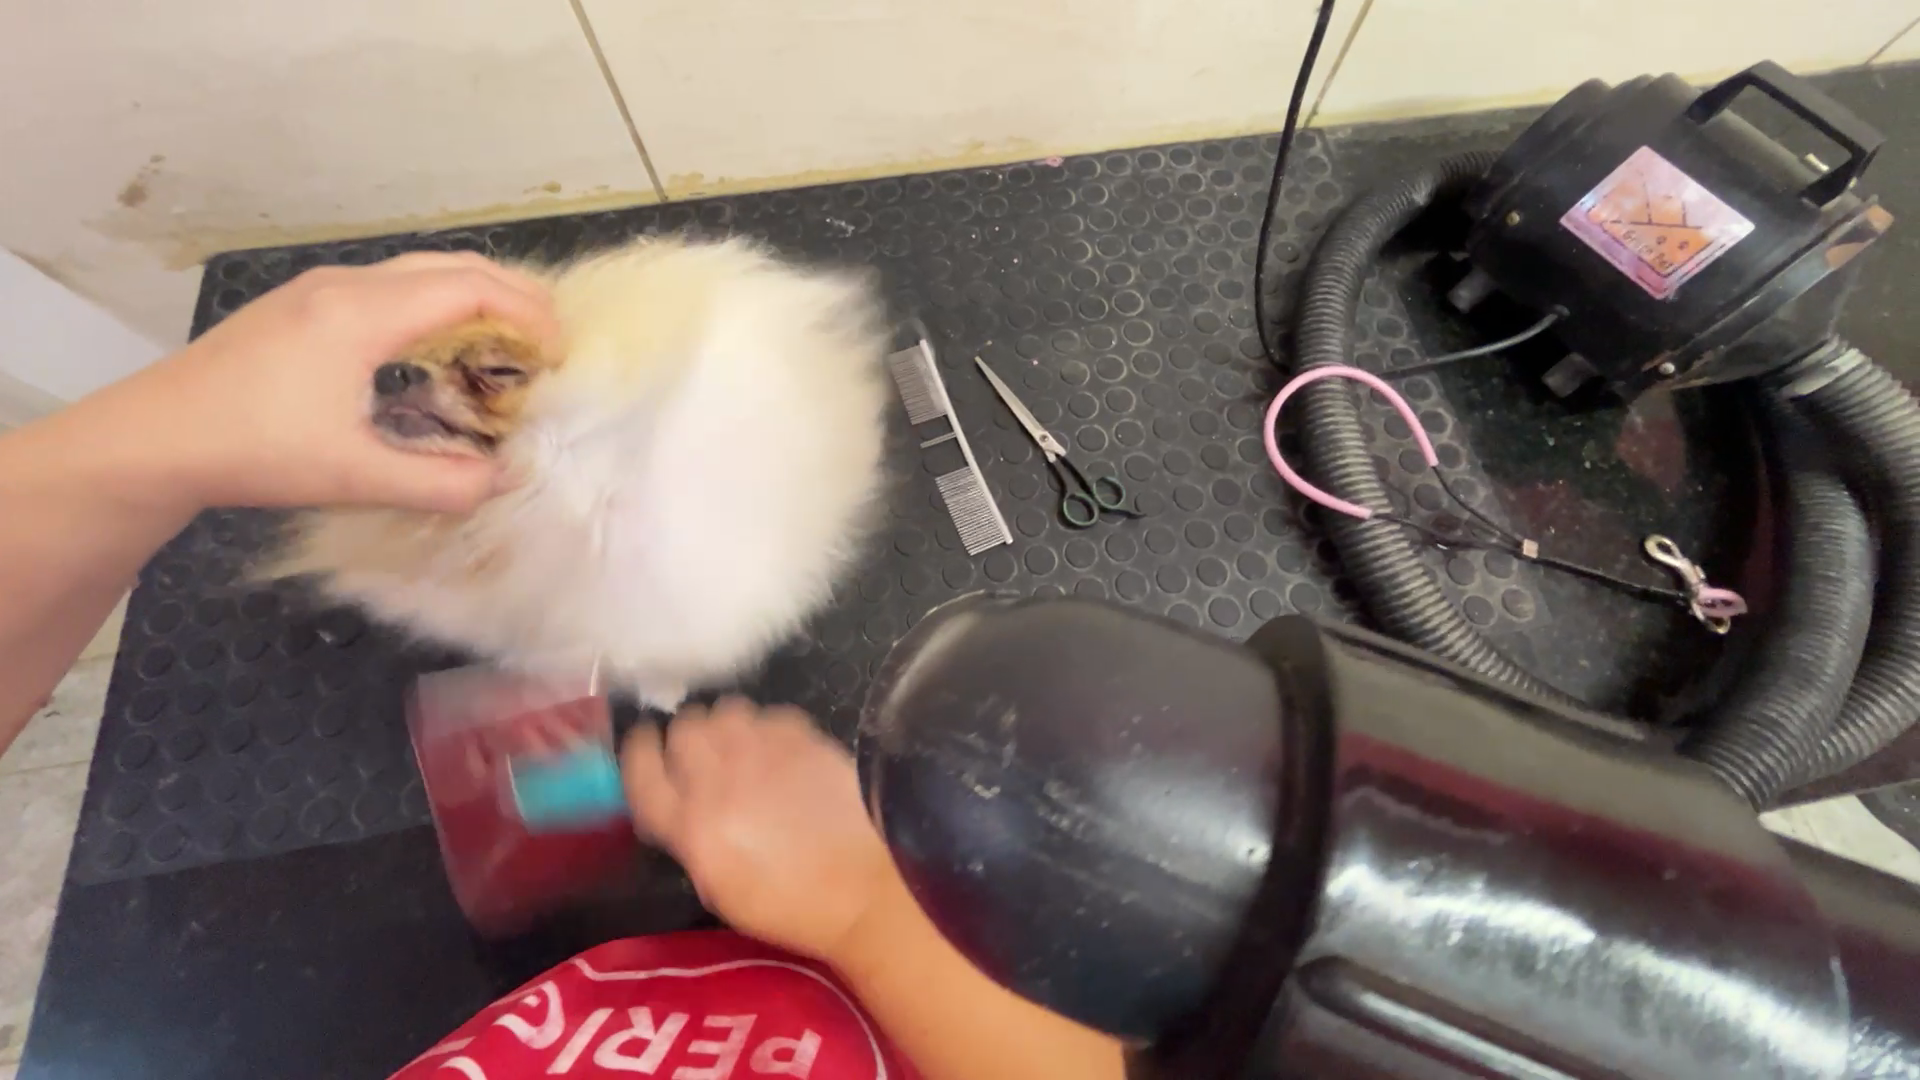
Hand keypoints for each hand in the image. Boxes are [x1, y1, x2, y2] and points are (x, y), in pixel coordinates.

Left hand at [94, 252, 559, 514]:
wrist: (148, 440)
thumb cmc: (253, 451)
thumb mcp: (358, 478)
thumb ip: (445, 483)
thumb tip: (508, 478)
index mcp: (362, 315)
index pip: (471, 288)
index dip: (529, 315)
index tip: (560, 355)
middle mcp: (346, 286)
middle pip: (455, 264)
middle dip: (517, 294)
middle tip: (554, 340)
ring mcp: (324, 290)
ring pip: (426, 270)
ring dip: (482, 297)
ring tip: (516, 342)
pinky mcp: (311, 305)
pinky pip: (400, 286)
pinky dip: (447, 305)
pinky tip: (452, 347)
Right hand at [621, 698, 893, 963]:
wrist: (860, 886)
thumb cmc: (787, 904)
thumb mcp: (718, 886)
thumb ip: (691, 836)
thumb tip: (683, 801)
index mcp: (692, 828)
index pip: (643, 772)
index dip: (638, 751)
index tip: (644, 741)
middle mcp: (722, 782)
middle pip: (684, 729)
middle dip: (688, 736)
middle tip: (704, 751)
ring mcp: (766, 754)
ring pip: (726, 710)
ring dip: (727, 725)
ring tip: (742, 745)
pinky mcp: (805, 740)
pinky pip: (772, 714)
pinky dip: (769, 727)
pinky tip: (781, 750)